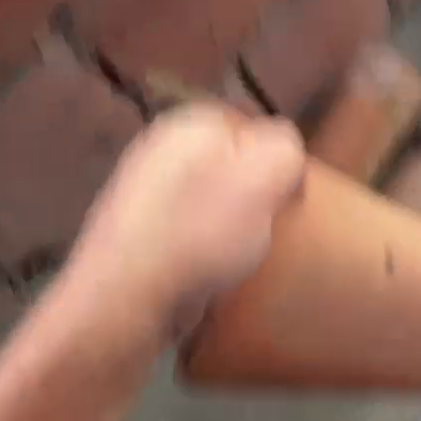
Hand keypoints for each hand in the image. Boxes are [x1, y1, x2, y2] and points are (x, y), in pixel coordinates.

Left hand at [65, 103, 305, 337]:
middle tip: (271, 227)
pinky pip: (194, 229)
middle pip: (234, 165)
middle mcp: (163, 150)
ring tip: (245, 253)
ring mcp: (148, 193)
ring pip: (214, 199)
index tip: (288, 199)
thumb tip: (287, 157)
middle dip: (257, 195)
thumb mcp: (262, 178)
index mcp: (190, 126)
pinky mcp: (144, 233)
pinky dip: (210, 246)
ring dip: (235, 224)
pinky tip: (215, 268)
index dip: (279, 164)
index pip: (255, 130)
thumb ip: (284, 149)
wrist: (131, 294)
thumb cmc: (201, 233)